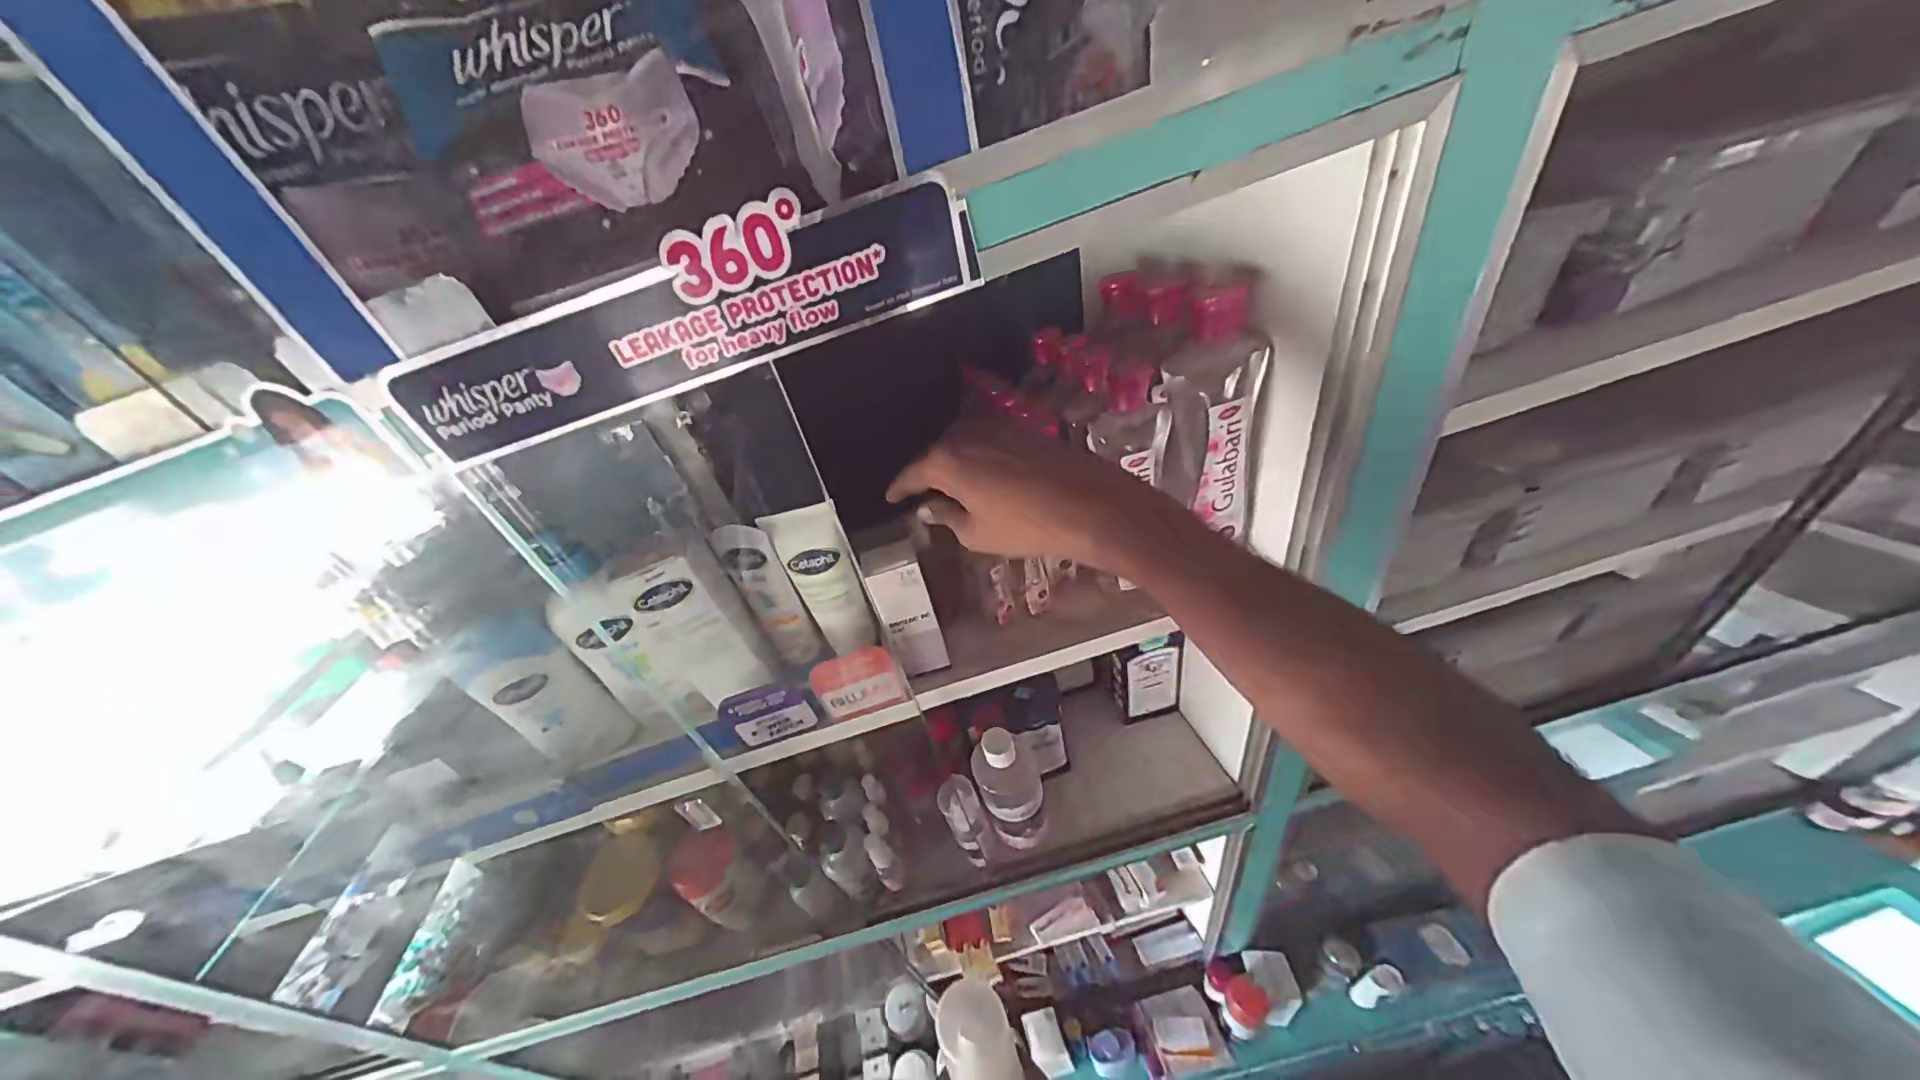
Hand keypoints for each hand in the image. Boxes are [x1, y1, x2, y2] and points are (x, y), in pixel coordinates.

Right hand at [885, 417, 1171, 572]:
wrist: (1090, 504)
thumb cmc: (1026, 525)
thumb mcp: (977, 533)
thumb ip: (947, 516)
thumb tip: (930, 507)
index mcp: (946, 459)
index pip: (912, 473)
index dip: (899, 488)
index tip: (891, 498)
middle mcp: (966, 433)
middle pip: (937, 452)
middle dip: (928, 472)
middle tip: (924, 494)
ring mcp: (997, 425)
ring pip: (963, 442)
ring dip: (955, 462)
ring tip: (954, 486)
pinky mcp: (1023, 428)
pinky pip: (987, 440)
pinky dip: (979, 456)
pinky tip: (984, 475)